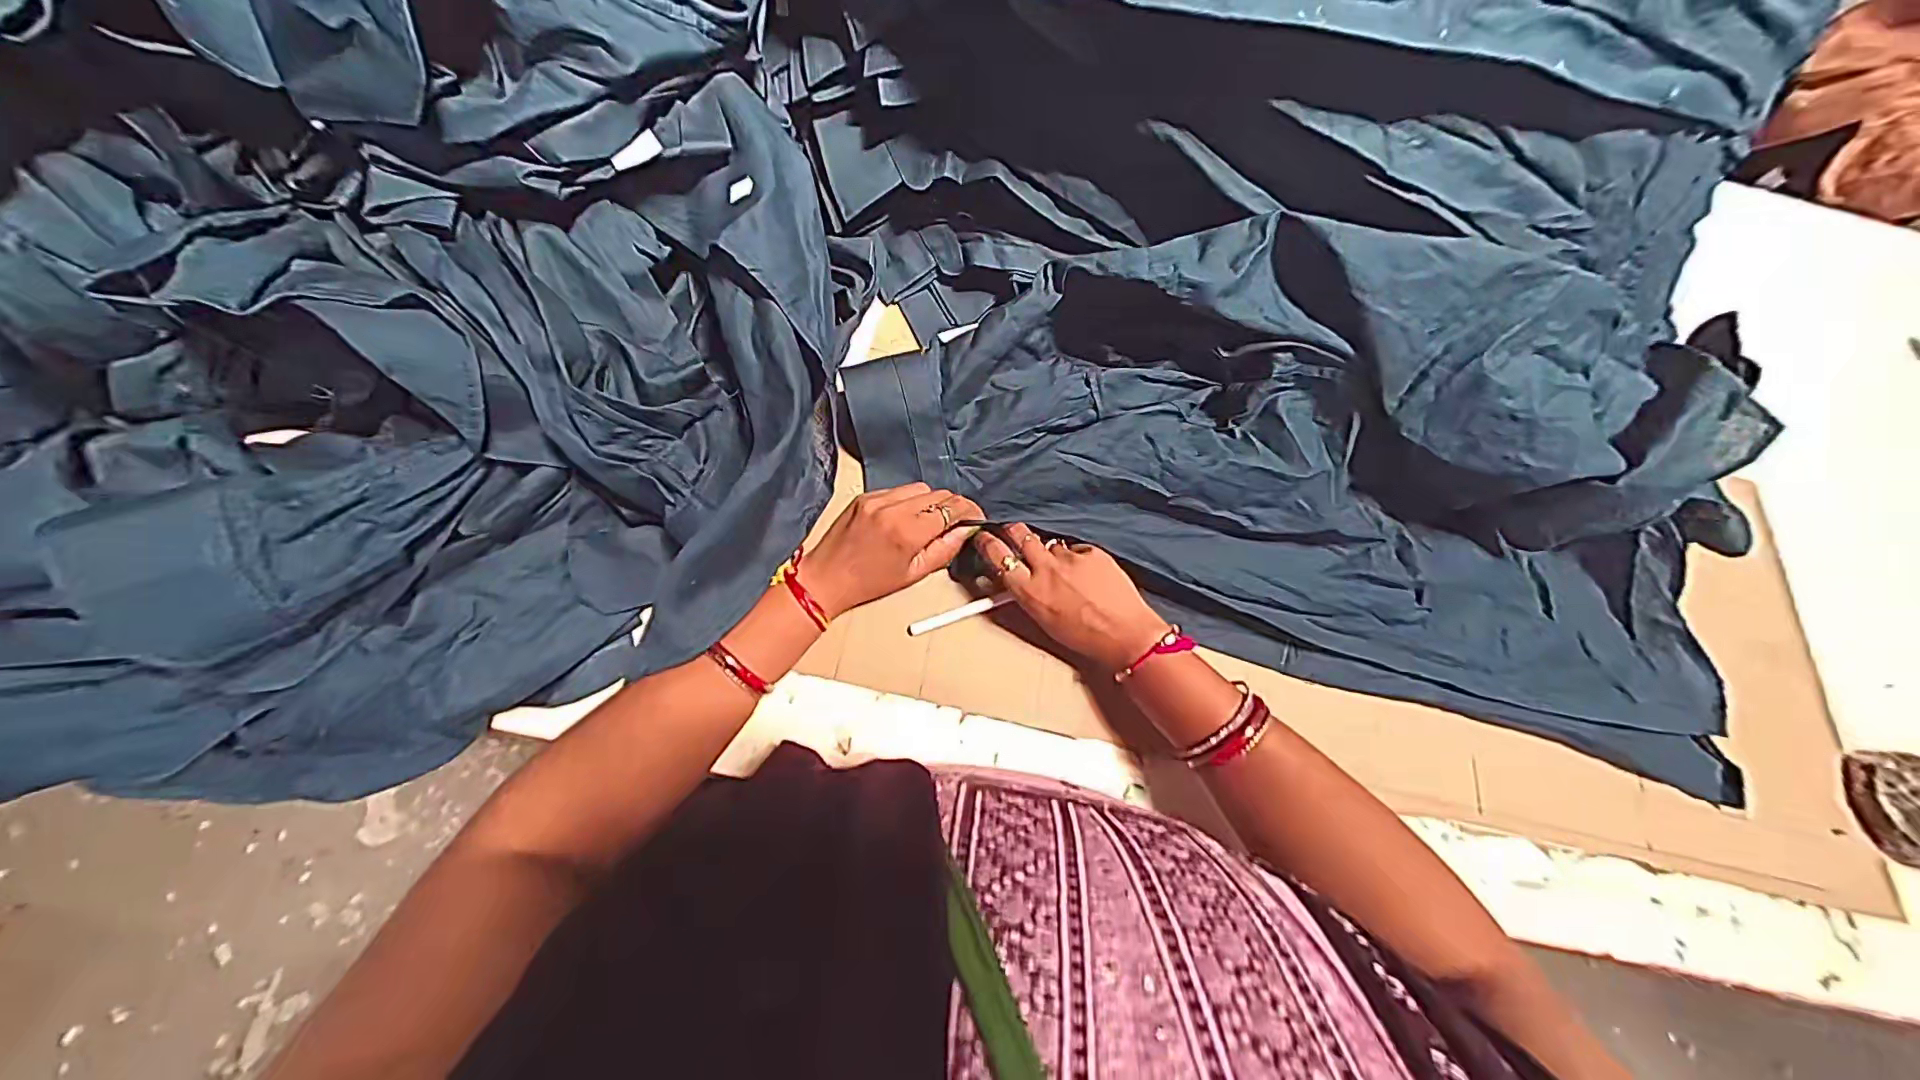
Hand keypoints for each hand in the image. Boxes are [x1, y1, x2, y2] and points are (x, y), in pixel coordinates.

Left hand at [801, 483, 983, 616]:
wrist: (826, 578)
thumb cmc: (866, 582)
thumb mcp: (914, 574)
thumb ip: (945, 549)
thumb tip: (966, 531)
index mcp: (908, 532)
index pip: (953, 508)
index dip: (970, 511)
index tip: (975, 517)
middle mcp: (892, 509)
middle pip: (939, 494)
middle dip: (951, 507)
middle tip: (954, 523)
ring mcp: (876, 499)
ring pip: (920, 488)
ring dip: (930, 502)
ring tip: (925, 523)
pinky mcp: (865, 496)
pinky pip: (897, 490)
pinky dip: (907, 501)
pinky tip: (903, 519)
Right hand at [972, 525, 1169, 672]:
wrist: (1125, 635)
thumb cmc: (1086, 637)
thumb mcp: (1043, 621)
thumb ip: (1027, 595)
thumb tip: (1017, 582)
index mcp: (1029, 592)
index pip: (997, 556)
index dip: (988, 542)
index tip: (986, 537)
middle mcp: (1046, 570)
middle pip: (1020, 533)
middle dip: (1016, 532)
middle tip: (1018, 536)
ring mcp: (1070, 558)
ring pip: (1051, 543)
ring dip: (1052, 552)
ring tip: (1065, 570)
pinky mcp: (1093, 553)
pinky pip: (1078, 549)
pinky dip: (1079, 559)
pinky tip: (1088, 576)